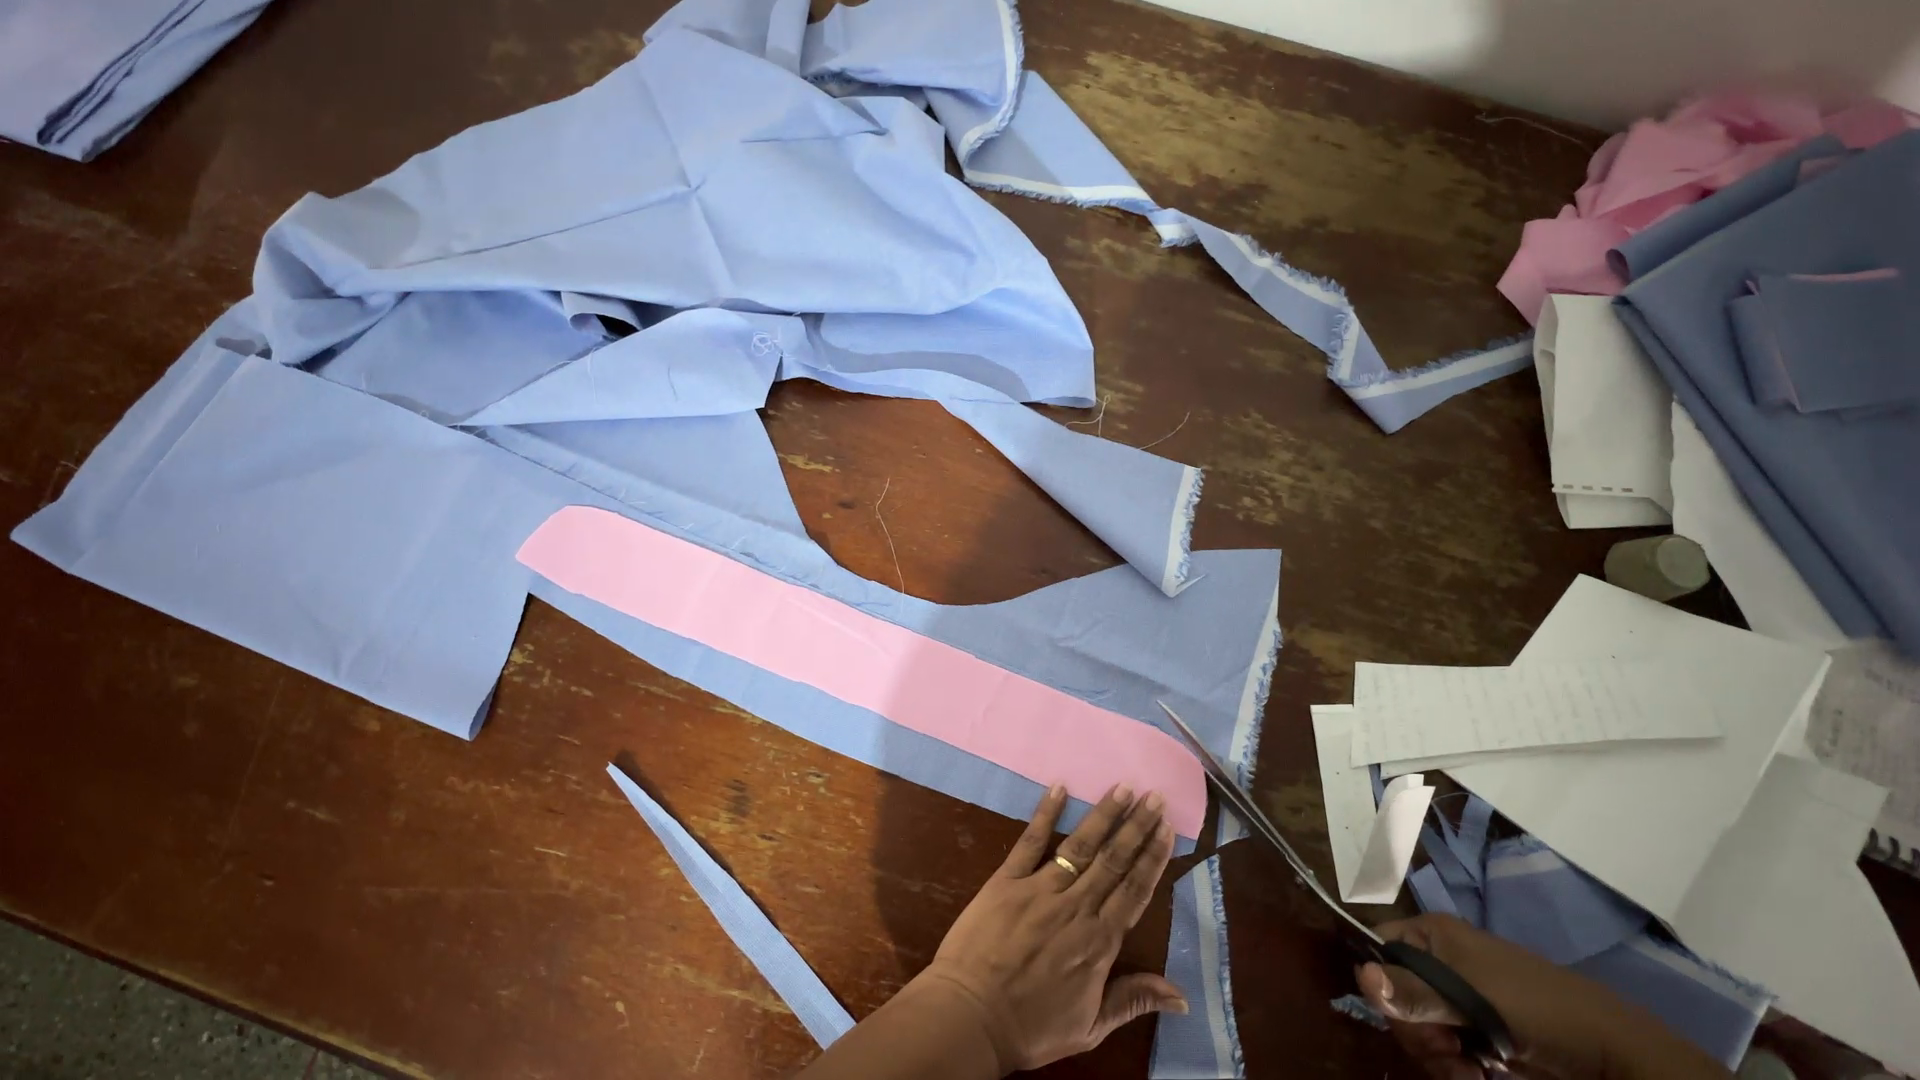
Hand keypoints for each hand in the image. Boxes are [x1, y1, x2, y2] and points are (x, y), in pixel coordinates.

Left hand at [914, 783, 1185, 1073]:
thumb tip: (1182, 998)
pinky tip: (1059, 788)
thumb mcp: (1090, 1027)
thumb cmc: (1031, 1027)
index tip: (1167, 829)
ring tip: (1121, 789)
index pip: (1134, 890)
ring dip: (1103, 816)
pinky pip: (1029, 842)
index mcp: (1099, 941)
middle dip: (1136, 827)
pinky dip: (1044, 813)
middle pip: (1113, 861)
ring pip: (1079, 846)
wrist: (970, 1017)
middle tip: (1153, 796)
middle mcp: (1075, 907)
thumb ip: (1133, 1001)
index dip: (1152, 858)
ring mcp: (1039, 889)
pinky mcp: (1006, 881)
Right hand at [1356, 915, 1730, 1079]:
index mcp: (1433, 936)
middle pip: (1391, 997)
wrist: (1611, 1055)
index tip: (1402, 1014)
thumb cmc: (1539, 1009)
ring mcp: (1456, 1000)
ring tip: (1468, 1069)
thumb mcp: (1474, 1000)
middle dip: (1415, 1033)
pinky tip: (1476, 1075)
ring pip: (1413, 1029)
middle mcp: (1438, 963)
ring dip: (1434, 1056)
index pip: (1378, 949)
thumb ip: (1415, 992)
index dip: (1379, 983)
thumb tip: (1360, 977)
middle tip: (1447, 1048)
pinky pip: (1439, 1050)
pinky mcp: (1473, 1033)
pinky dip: (1451, 1067)